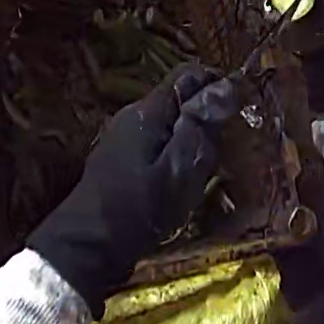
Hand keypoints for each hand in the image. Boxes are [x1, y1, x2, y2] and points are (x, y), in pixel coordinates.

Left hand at [27, 64, 238, 308]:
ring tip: (212, 164)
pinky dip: (174, 152)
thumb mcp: (179, 170)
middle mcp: (133, 115)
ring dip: (191, 135)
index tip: (241, 106)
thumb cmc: (136, 209)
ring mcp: (122, 138)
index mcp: (149, 111)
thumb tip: (226, 86)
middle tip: (230, 141)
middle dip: (206, 113)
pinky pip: (155, 142)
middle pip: (178, 98)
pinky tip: (182, 179)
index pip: (189, 74)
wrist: (83, 250)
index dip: (218, 83)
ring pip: (168, 121)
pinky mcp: (118, 159)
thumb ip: (201, 127)